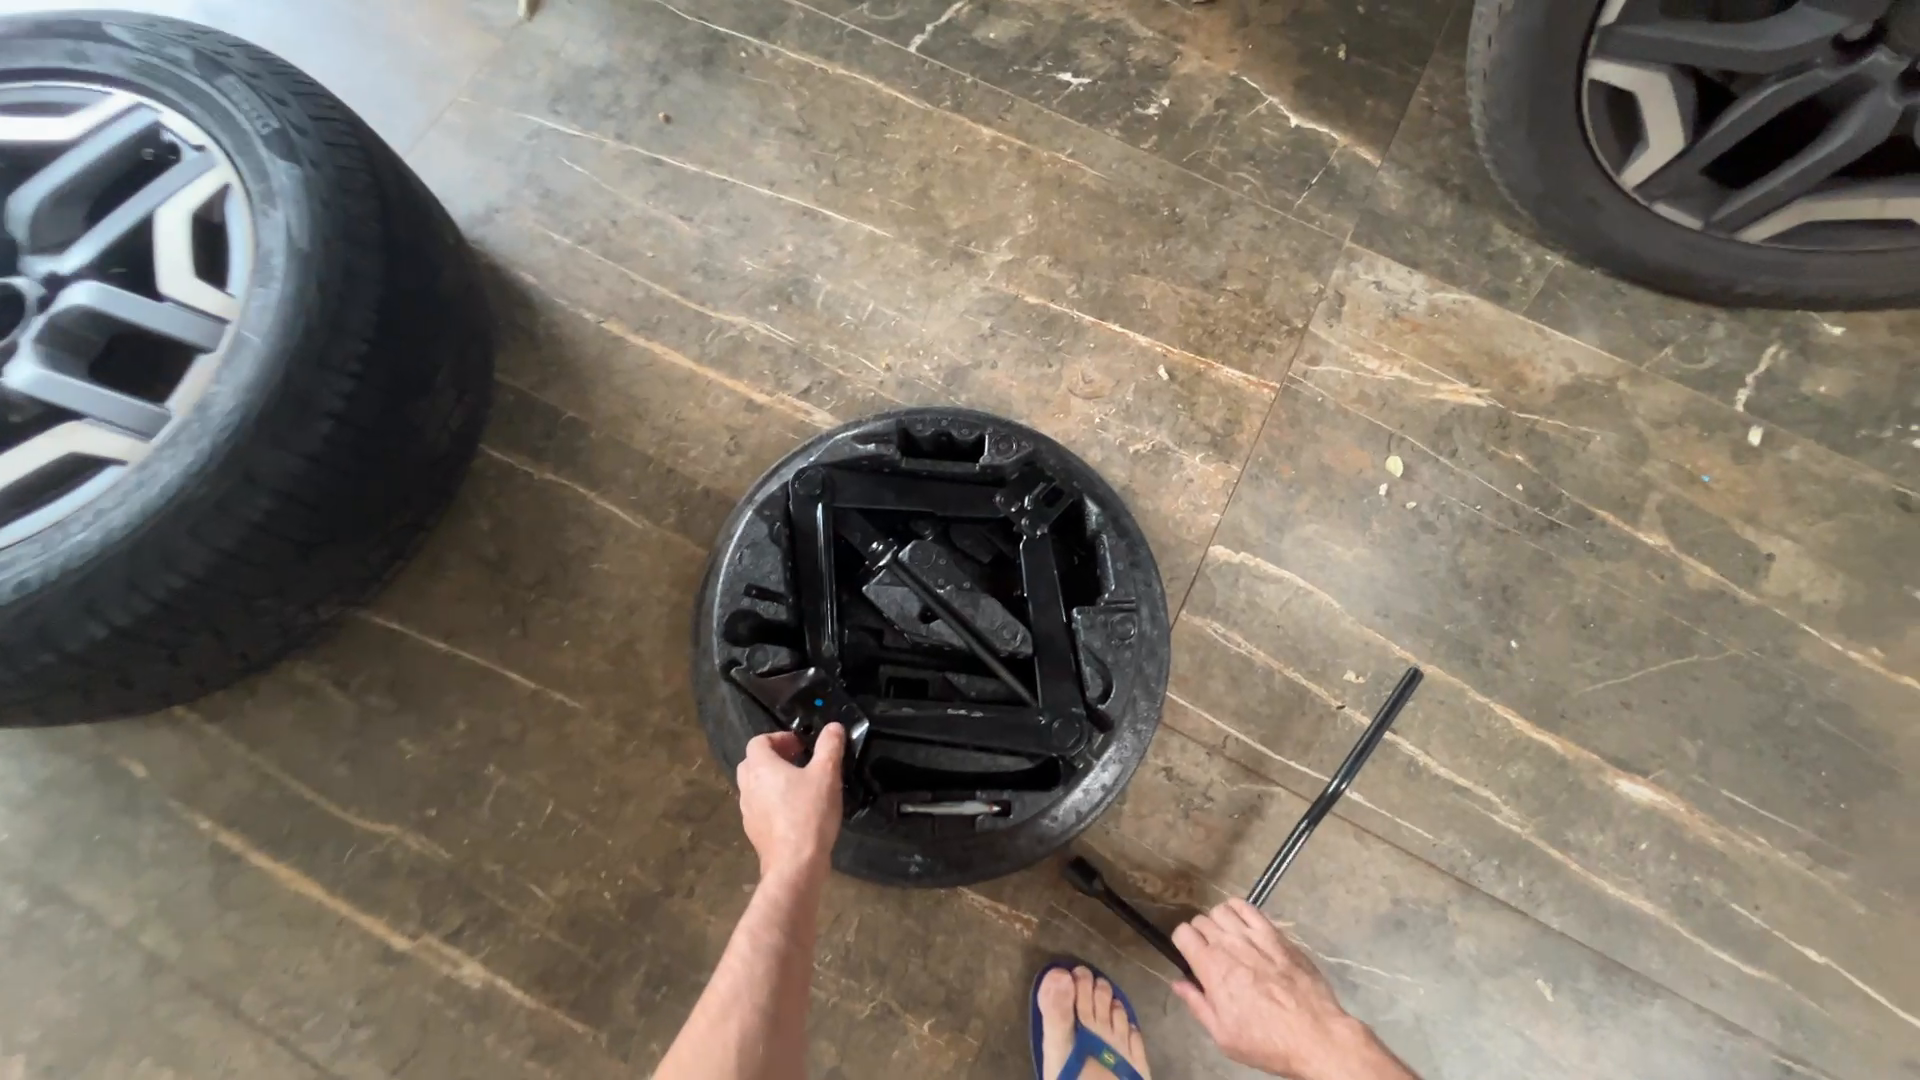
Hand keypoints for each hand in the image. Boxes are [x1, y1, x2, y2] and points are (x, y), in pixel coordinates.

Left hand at [736, 723, 844, 883]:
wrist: (795, 865)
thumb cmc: (809, 813)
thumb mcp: (827, 774)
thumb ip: (830, 746)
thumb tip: (833, 727)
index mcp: (761, 767)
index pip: (758, 741)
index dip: (779, 738)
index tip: (801, 746)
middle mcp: (748, 786)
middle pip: (752, 762)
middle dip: (774, 757)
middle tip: (798, 761)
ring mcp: (747, 811)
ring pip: (754, 786)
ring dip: (772, 780)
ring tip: (799, 786)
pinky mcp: (753, 831)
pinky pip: (759, 807)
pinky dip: (772, 801)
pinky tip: (795, 811)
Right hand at [1171, 899, 1413, 1079]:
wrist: (1317, 1037)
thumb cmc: (1268, 1042)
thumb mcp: (1224, 1036)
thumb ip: (1197, 1004)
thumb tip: (1178, 983)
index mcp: (1211, 967)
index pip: (1182, 933)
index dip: (1183, 944)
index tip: (1191, 958)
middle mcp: (1228, 944)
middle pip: (1201, 920)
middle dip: (1200, 935)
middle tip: (1211, 954)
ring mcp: (1253, 935)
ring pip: (1221, 910)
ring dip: (1218, 922)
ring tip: (1227, 939)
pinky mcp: (1275, 934)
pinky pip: (1248, 907)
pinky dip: (1238, 909)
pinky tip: (1242, 924)